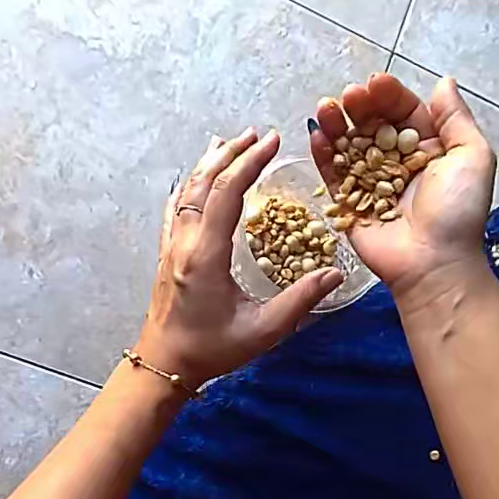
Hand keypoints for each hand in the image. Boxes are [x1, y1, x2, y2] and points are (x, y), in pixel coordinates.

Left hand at [135, 129, 344, 388]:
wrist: (163, 364)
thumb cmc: (211, 350)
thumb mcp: (262, 331)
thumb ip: (299, 301)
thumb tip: (335, 274)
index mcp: (206, 255)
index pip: (227, 195)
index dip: (250, 164)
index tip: (272, 142)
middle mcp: (184, 243)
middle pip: (203, 184)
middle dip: (231, 154)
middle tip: (256, 134)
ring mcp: (171, 246)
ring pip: (186, 192)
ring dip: (209, 164)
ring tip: (228, 141)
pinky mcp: (167, 254)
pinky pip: (176, 208)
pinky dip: (189, 185)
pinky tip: (193, 177)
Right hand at [310, 73, 494, 304]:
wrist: (434, 262)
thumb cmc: (458, 212)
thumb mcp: (472, 157)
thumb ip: (456, 118)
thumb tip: (444, 81)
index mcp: (428, 149)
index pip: (404, 112)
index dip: (389, 95)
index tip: (375, 83)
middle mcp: (397, 163)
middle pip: (373, 125)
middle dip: (360, 106)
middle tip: (350, 95)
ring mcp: (370, 184)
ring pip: (349, 146)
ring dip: (336, 124)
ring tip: (326, 108)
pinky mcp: (349, 204)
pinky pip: (333, 175)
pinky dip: (323, 155)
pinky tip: (317, 134)